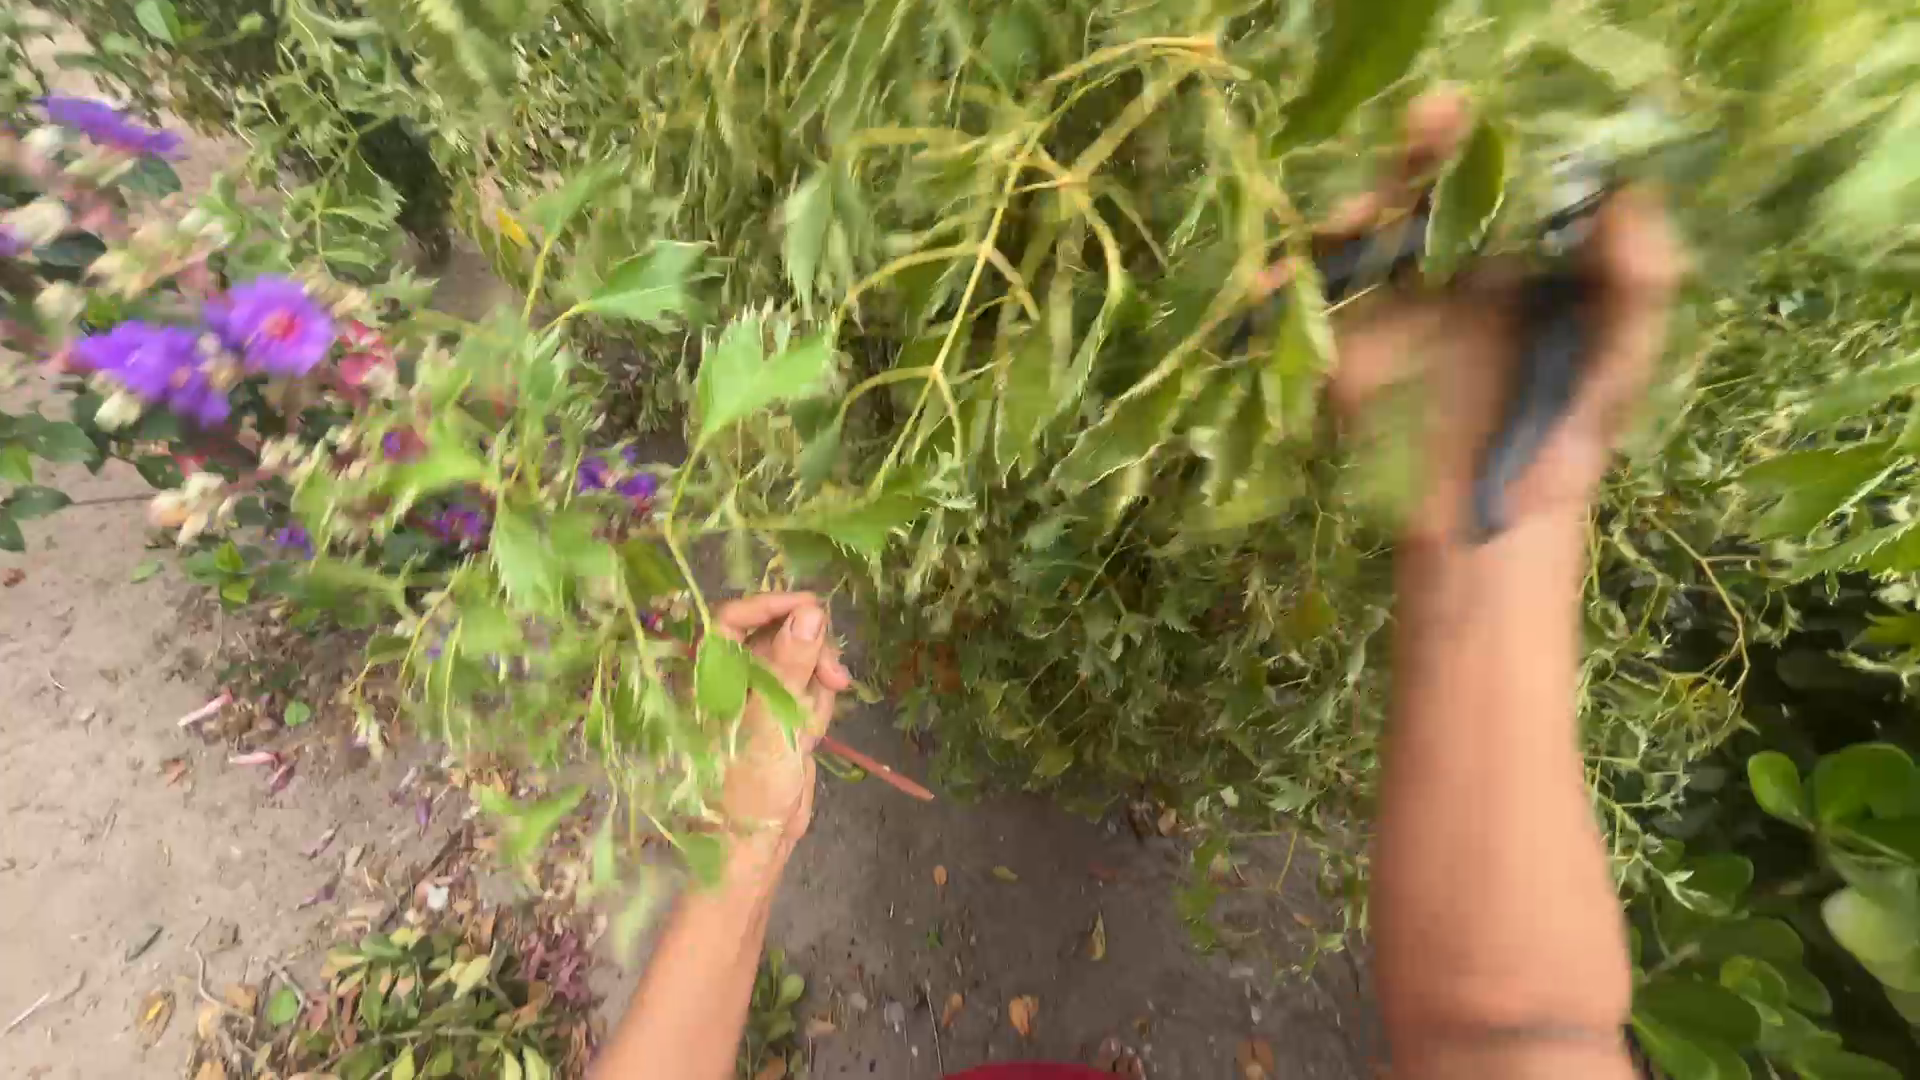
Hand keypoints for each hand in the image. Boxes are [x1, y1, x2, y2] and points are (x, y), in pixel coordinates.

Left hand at [712, 592, 851, 860]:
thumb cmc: (748, 787)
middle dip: (810, 651)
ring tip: (811, 725)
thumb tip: (812, 611)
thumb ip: (789, 664)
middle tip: (835, 676)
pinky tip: (811, 736)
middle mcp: (734, 679)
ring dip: (817, 684)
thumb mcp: (770, 721)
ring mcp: (760, 696)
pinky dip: (818, 706)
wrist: (757, 846)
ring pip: (800, 660)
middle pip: (777, 634)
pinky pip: (809, 689)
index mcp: (712, 676)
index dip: (770, 605)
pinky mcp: (783, 714)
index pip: (734, 618)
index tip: (812, 607)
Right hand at [1267, 91, 1681, 544]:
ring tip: (1341, 222)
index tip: (1448, 118)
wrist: (1487, 522)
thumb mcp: (1617, 361)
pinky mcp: (1339, 364)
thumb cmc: (1558, 443)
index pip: (1479, 190)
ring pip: (1348, 255)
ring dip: (1335, 228)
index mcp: (1504, 268)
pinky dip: (1278, 299)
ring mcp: (1382, 322)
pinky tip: (1269, 287)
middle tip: (1402, 150)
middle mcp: (1438, 283)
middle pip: (1405, 208)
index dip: (1462, 149)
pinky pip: (1304, 321)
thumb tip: (1623, 198)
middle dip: (1397, 173)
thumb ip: (1635, 284)